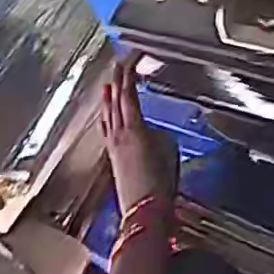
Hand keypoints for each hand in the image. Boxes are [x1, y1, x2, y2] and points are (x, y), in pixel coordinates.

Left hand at [101, 52, 171, 214]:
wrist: (145, 214)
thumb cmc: (160, 184)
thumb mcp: (167, 151)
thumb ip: (157, 134)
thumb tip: (151, 130)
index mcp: (134, 128)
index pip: (128, 94)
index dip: (128, 75)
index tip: (131, 60)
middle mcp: (119, 134)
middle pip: (115, 100)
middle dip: (117, 80)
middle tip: (119, 64)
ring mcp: (113, 145)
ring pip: (108, 113)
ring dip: (108, 96)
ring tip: (108, 82)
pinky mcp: (112, 156)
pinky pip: (106, 127)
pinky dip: (106, 114)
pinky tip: (105, 113)